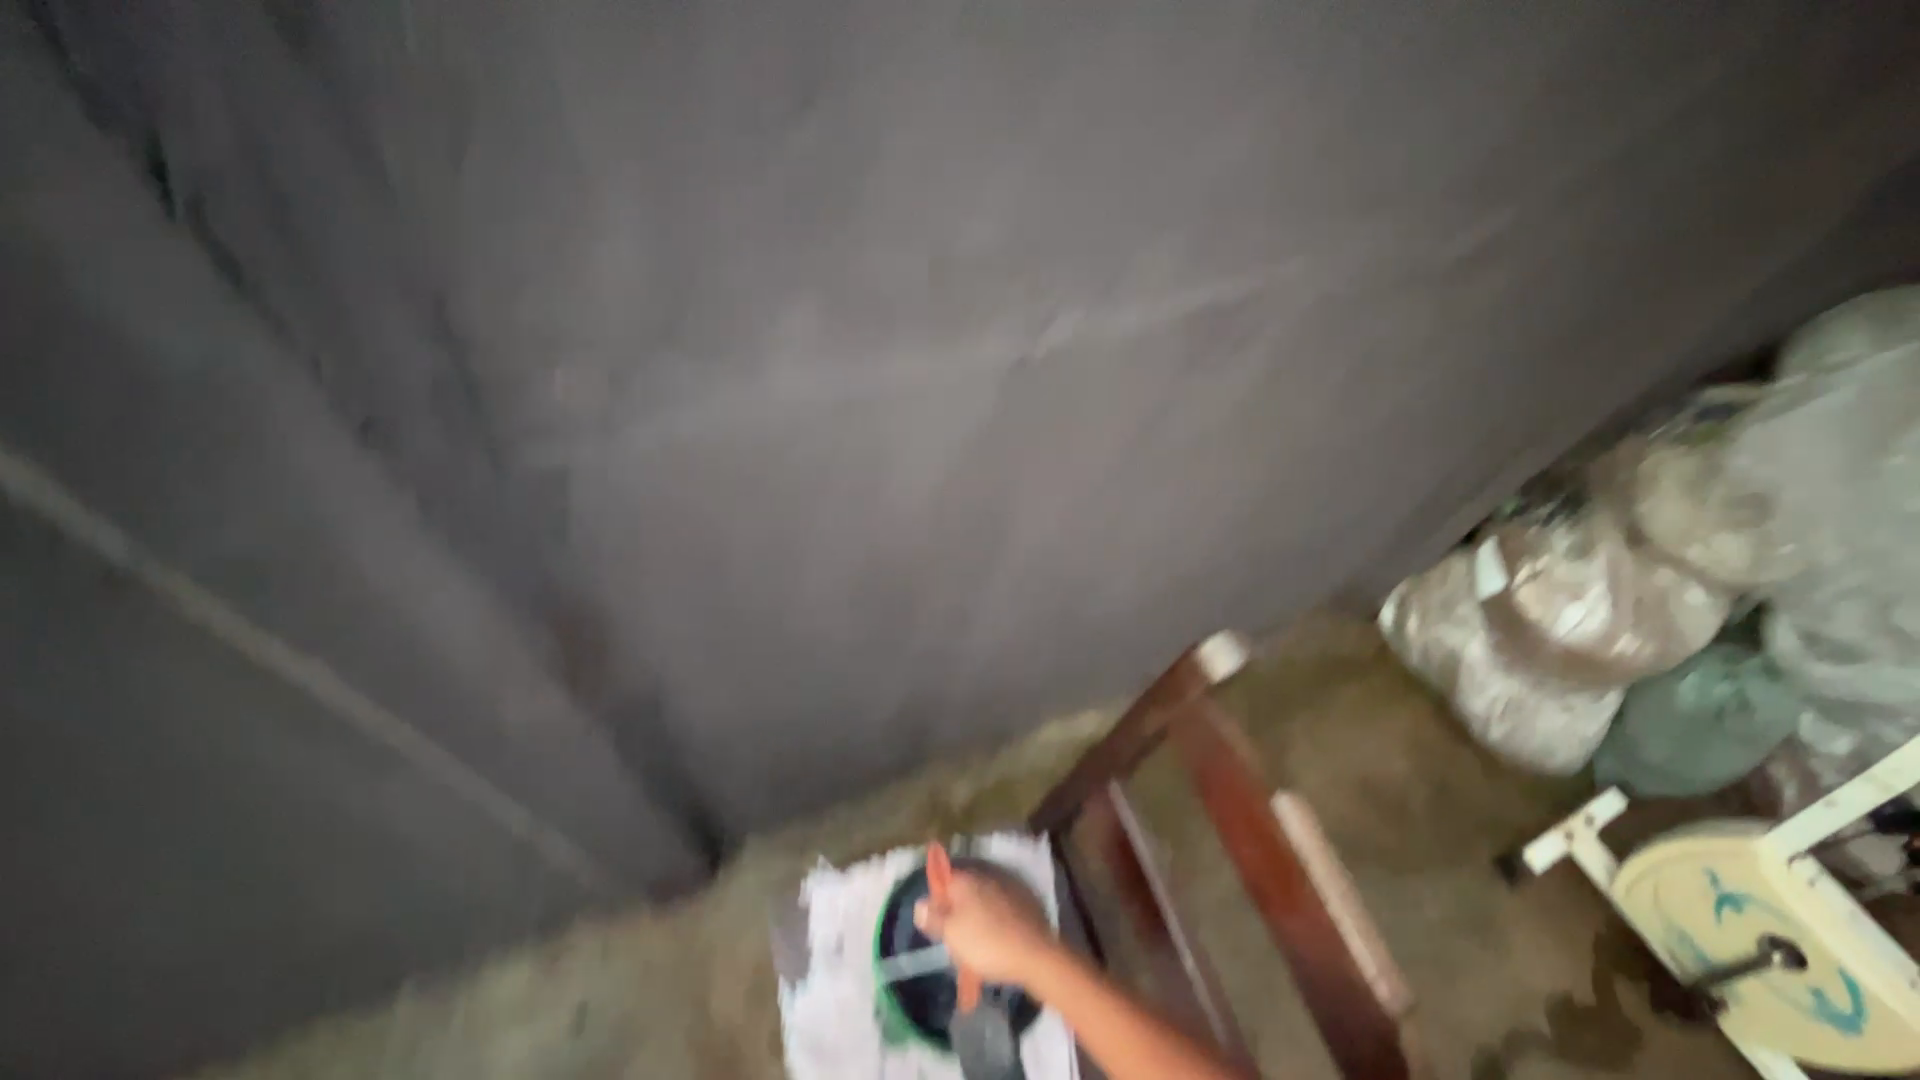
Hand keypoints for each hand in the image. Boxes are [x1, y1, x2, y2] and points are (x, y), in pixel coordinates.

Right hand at [913, 869, 1058, 985]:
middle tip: (952, 949)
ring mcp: (1005, 897)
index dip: (935, 903)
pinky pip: (994, 926)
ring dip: (971, 935)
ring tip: (969, 965)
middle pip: (960, 900)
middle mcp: (985, 883)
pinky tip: (988, 961)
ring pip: (978, 915)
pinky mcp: (1019, 914)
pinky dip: (988, 940)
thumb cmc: (986, 943)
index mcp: (967, 883)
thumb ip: (934, 917)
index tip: (933, 927)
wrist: (1035, 957)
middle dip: (954, 922)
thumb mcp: (951, 933)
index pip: (942, 882)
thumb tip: (920, 903)